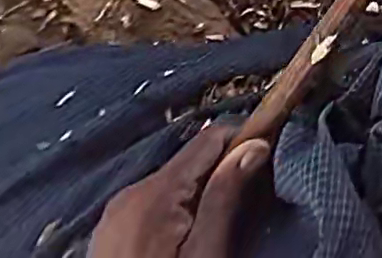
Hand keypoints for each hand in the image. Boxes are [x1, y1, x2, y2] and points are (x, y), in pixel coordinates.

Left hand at [89, 124, 269, 257]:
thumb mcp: (204, 255)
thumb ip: (226, 196)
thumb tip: (256, 144)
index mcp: (153, 194)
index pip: (213, 136)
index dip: (246, 139)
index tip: (269, 159)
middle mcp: (130, 193)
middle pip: (195, 157)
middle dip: (226, 168)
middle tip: (250, 199)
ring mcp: (116, 214)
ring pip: (179, 177)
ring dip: (207, 188)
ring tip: (222, 221)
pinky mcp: (112, 232)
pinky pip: (159, 199)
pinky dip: (184, 204)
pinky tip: (191, 235)